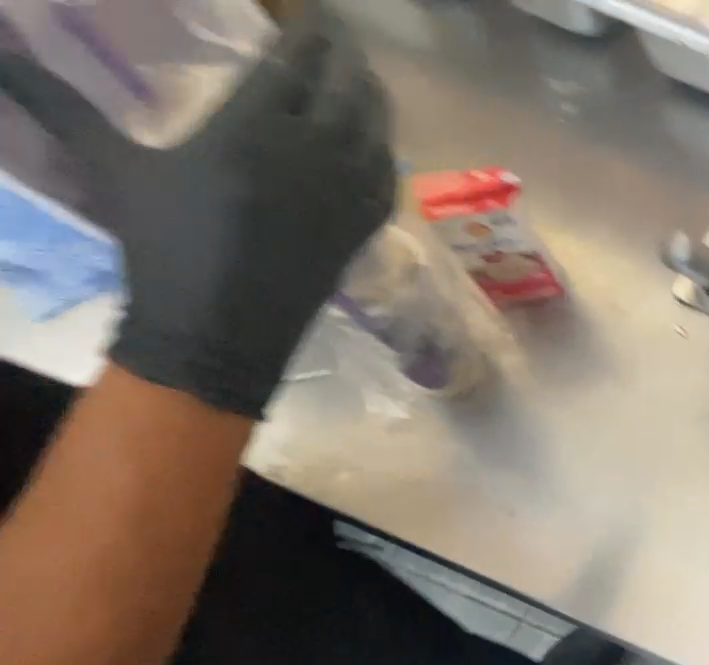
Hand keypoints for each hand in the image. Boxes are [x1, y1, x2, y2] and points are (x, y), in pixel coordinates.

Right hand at [0, 4, 394, 417]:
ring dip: (371, 95)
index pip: (296, 62)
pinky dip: (385, 146)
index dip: (311, 31)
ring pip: (375, 129)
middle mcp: (312, 153)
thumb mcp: (110, 163)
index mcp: (253, 127)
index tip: (316, 10)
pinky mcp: (364, 226)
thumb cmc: (164, 241)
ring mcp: (346, 192)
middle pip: (344, 87)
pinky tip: (378, 135)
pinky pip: (387, 175)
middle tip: (340, 33)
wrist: (223, 323)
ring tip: (362, 74)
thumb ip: (56, 101)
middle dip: (346, 54)